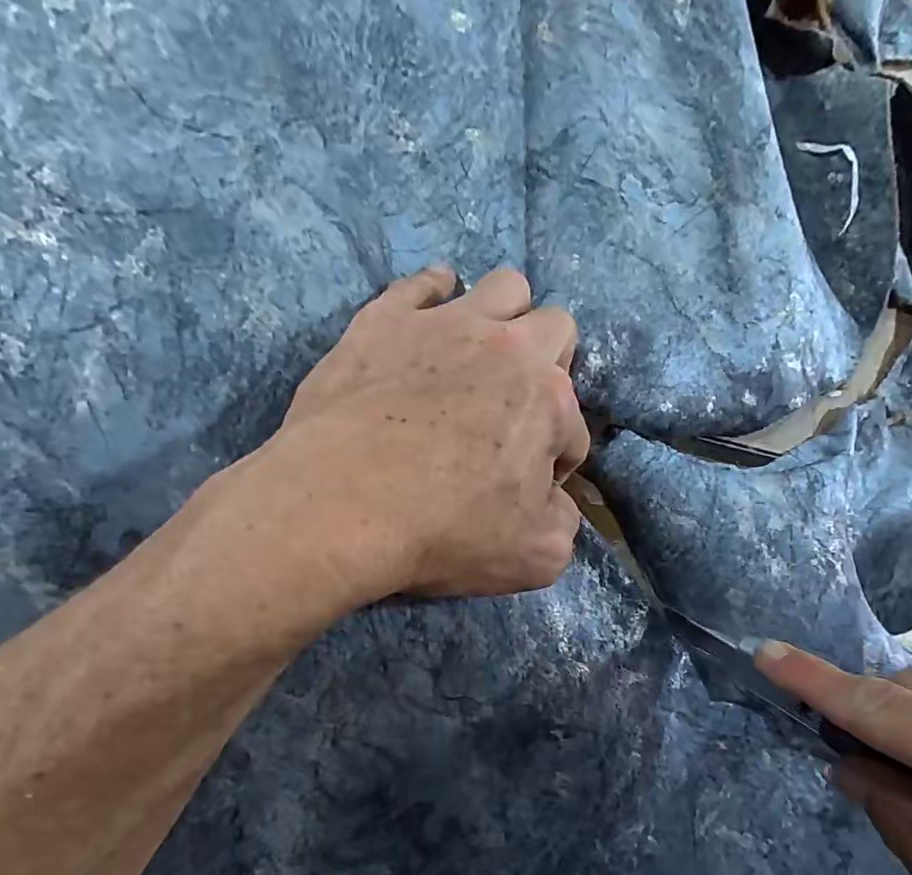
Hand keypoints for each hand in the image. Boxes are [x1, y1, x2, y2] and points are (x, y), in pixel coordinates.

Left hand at [186, 265, 588, 637]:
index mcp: (551, 401)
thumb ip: (565, 519)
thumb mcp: (539, 554)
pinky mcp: (385, 319)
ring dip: (510, 316)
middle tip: (520, 409)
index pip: (573, 430)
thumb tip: (551, 499)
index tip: (525, 486)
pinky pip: (422, 283)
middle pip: (557, 327)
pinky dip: (435, 292)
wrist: (338, 510)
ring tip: (486, 353)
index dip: (555, 462)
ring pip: (505, 286)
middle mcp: (509, 348)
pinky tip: (434, 307)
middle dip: (554, 366)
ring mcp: (445, 325)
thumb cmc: (447, 532)